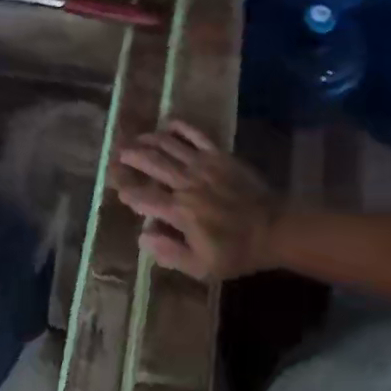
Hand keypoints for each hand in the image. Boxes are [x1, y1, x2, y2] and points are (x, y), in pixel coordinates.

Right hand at [111, 121, 279, 280]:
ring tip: (134, 139)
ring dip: (148, 140)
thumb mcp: (201, 267)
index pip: (144, 198)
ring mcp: (203, 164)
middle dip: (130, 157)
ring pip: (167, 145)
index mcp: (180, 211)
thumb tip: (143, 235)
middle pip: (151, 163)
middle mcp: (186, 183)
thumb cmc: (236, 252)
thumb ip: (169, 252)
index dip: (128, 192)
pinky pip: (194, 133)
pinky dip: (178, 126)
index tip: (118, 189)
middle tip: (117, 153)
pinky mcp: (218, 154)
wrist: (273, 228)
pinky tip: (167, 123)